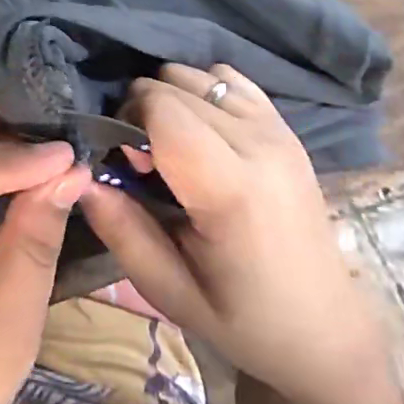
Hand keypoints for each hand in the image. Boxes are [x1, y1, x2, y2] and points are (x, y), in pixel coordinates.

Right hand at [80, 64, 403, 403]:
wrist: (324, 330)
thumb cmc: (243, 319)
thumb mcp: (169, 291)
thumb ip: (121, 229)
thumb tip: (79, 174)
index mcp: (231, 188)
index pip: (161, 107)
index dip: (127, 121)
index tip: (127, 165)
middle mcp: (259, 144)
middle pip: (173, 84)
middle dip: (141, 110)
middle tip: (144, 164)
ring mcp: (277, 129)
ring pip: (196, 74)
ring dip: (170, 98)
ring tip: (172, 146)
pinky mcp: (285, 126)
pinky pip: (227, 78)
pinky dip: (202, 91)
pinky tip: (201, 131)